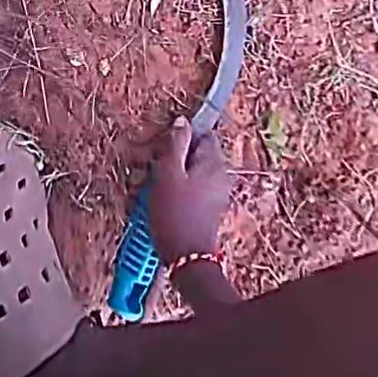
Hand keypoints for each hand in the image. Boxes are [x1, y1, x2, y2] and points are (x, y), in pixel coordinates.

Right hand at [150, 117, 231, 260]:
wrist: (186, 256)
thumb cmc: (174, 211)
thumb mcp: (168, 172)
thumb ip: (176, 144)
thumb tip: (182, 121)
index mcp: (214, 163)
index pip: (204, 134)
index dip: (184, 136)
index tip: (165, 145)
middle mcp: (221, 175)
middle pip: (198, 152)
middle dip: (176, 156)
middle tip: (156, 166)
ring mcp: (217, 192)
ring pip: (193, 170)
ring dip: (174, 172)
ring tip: (156, 184)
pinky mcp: (209, 206)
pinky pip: (193, 186)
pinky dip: (179, 187)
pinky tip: (164, 198)